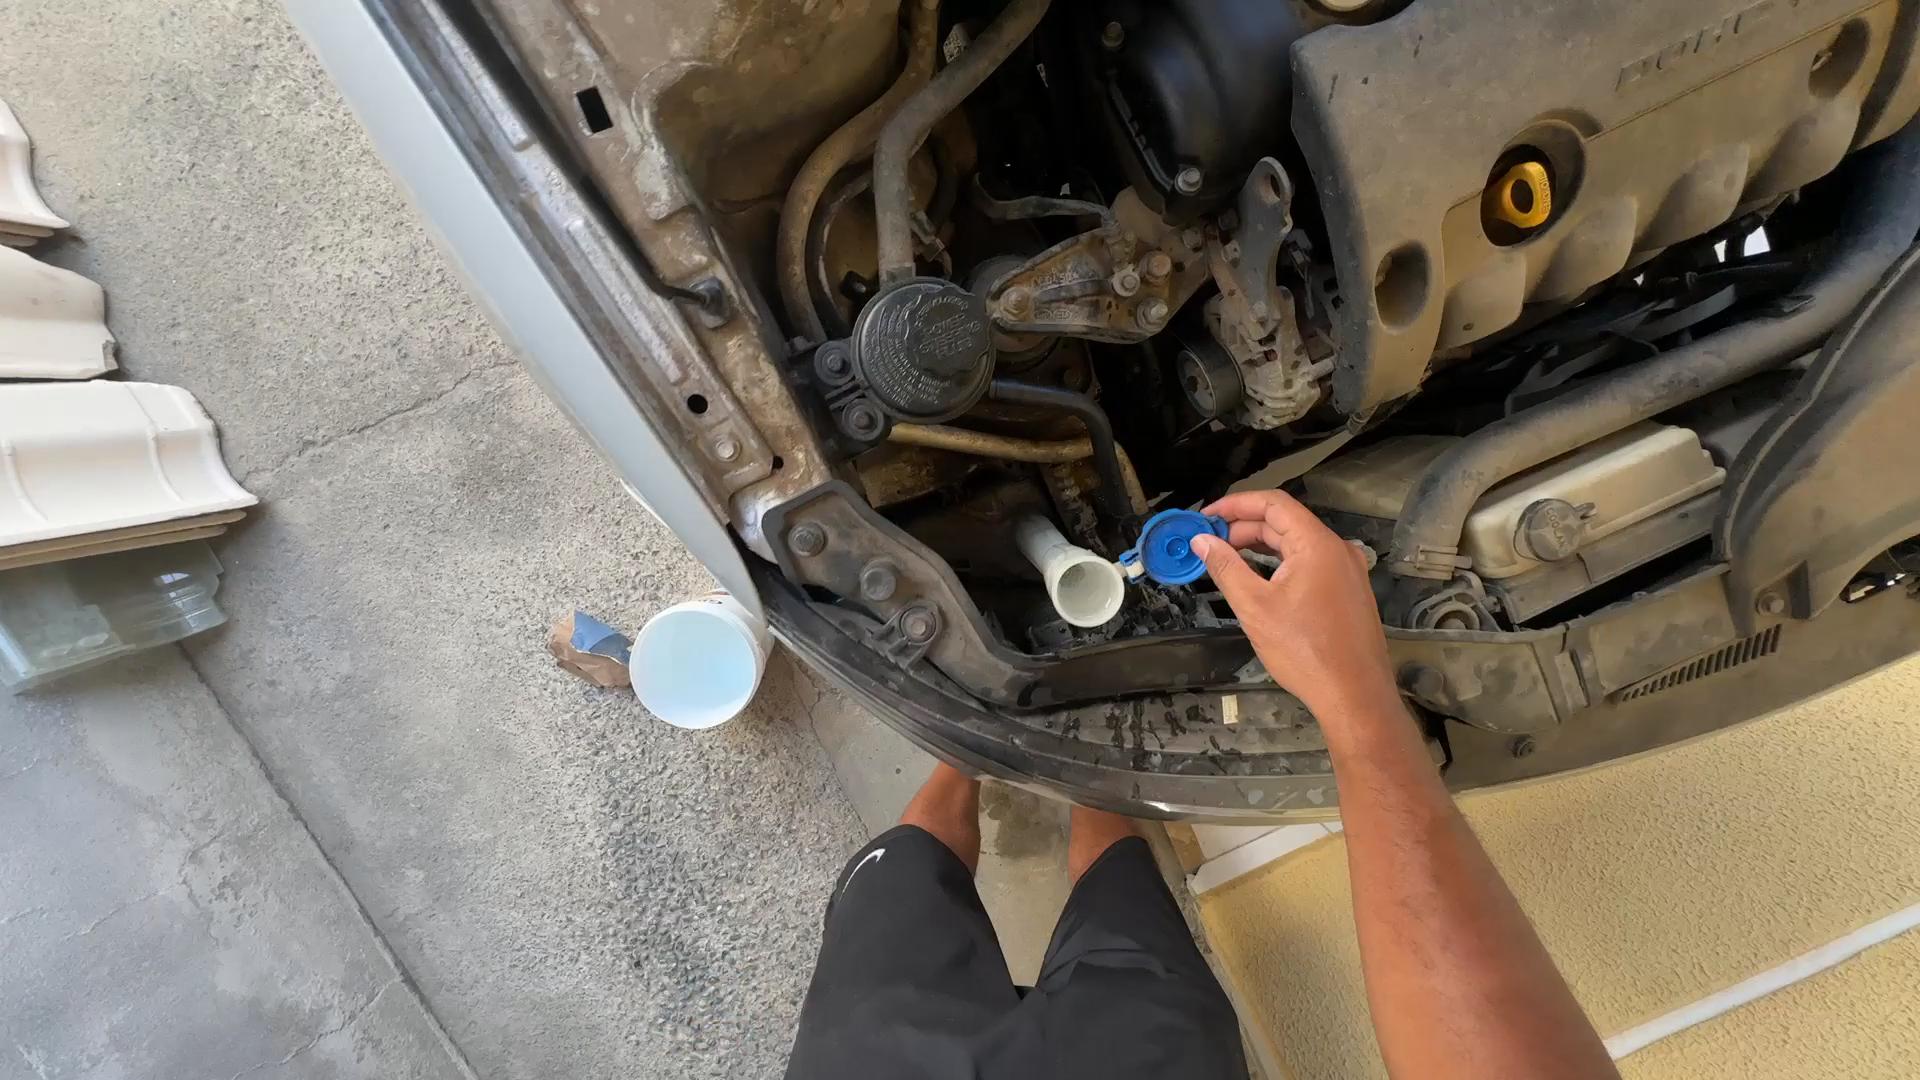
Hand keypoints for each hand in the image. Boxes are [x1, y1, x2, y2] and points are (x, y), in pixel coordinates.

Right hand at [1192, 490, 1400, 723]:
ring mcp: (1346, 570)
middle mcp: (1337, 549)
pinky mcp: (1347, 590)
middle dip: (1243, 527)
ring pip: (1296, 543)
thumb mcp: (1254, 606)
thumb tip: (1201, 541)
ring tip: (1225, 557)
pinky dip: (1279, 562)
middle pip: (1284, 522)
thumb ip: (1225, 567)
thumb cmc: (1304, 650)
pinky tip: (1257, 576)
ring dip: (1259, 545)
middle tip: (1208, 541)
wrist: (1354, 695)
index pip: (1273, 504)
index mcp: (1317, 545)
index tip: (1206, 516)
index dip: (1235, 504)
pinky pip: (1308, 562)